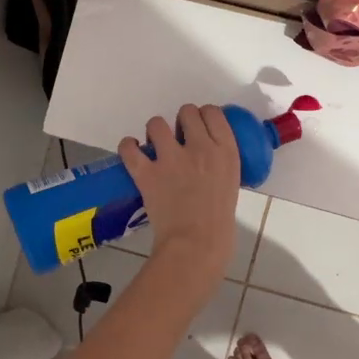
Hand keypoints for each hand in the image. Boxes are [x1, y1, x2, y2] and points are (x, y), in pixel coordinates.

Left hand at [119, 104, 240, 279]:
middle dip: (180, 122)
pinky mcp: (147, 173)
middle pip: (186, 112)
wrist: (196, 246)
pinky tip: (132, 153)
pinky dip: (128, 147)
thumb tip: (207, 165)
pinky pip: (129, 148)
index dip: (203, 116)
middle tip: (177, 140)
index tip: (199, 127)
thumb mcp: (230, 187)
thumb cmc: (219, 226)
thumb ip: (220, 169)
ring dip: (155, 133)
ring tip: (154, 147)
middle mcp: (199, 148)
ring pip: (157, 124)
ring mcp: (171, 159)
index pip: (213, 113)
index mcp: (225, 152)